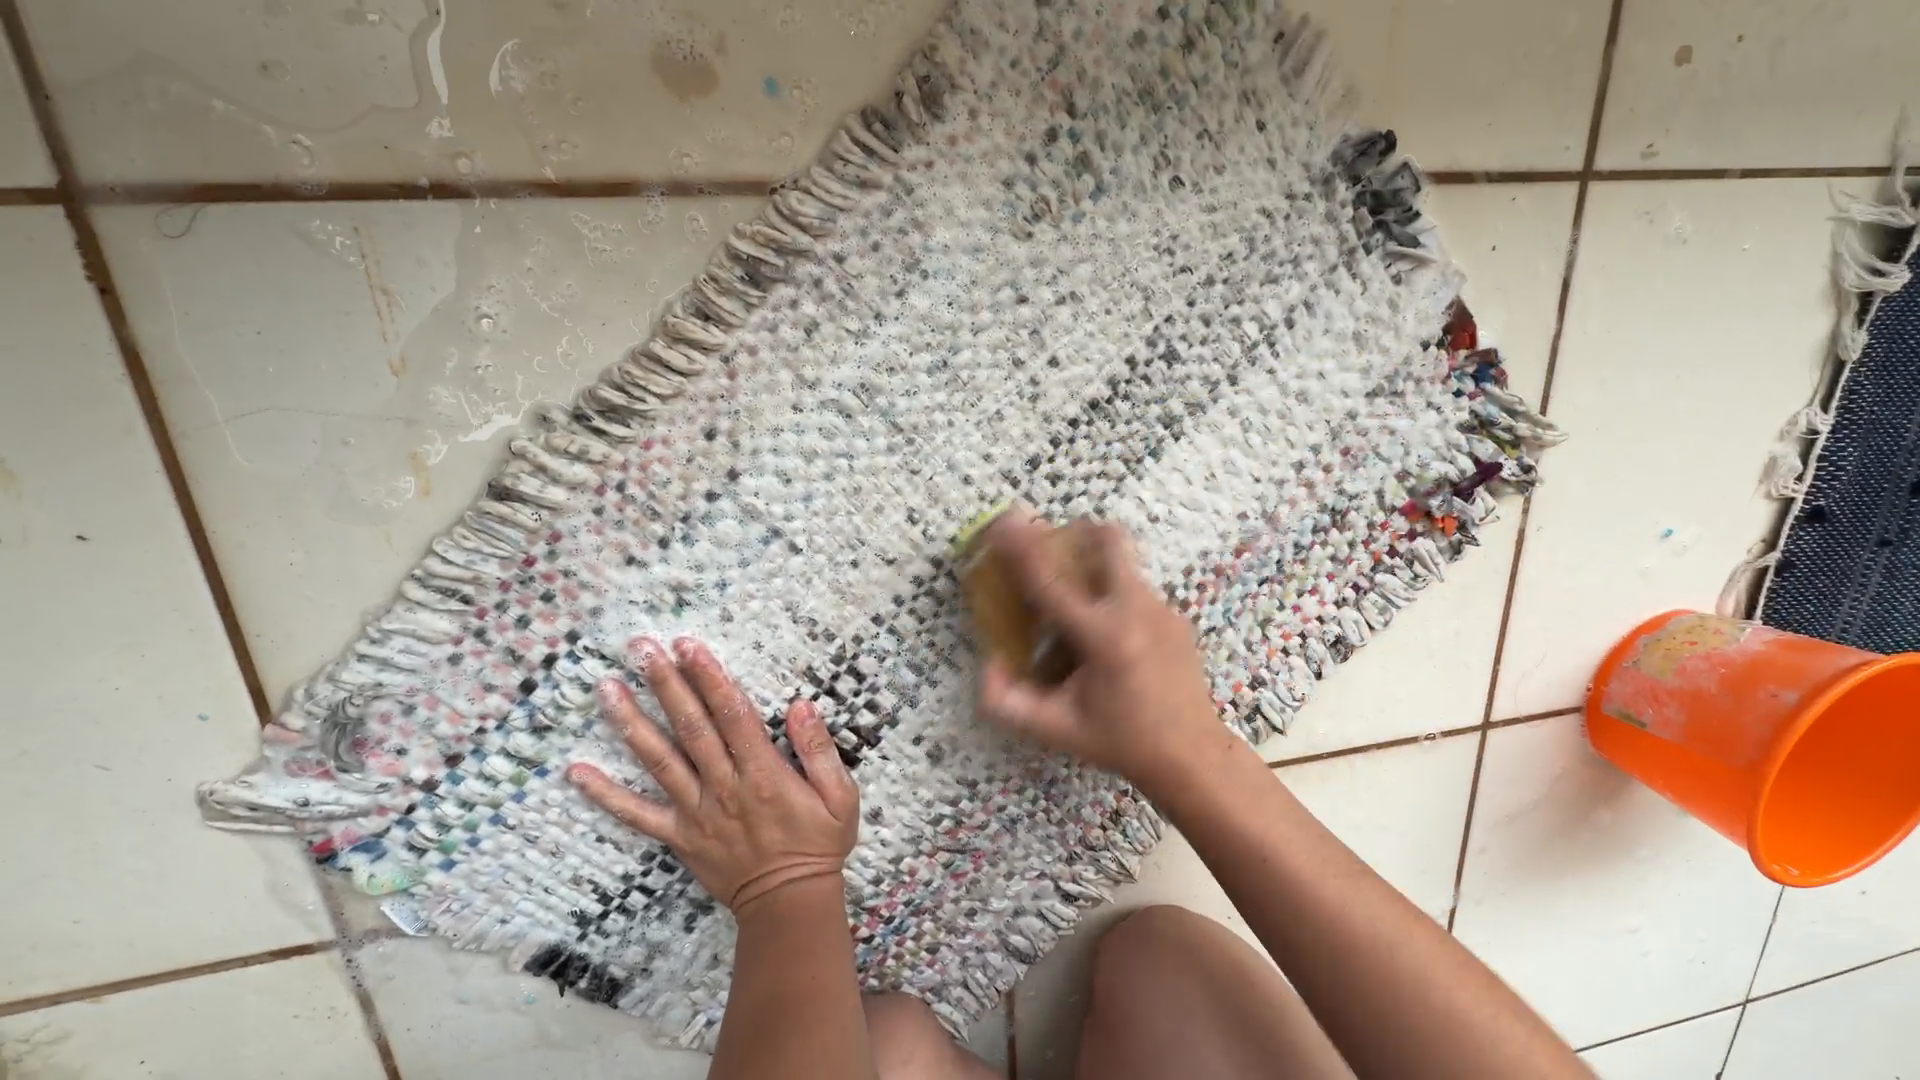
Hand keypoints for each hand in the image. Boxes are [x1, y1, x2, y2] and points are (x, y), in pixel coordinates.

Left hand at [567, 637, 859, 916]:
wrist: (789, 904)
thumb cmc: (819, 844)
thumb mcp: (841, 797)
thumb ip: (820, 750)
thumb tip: (800, 706)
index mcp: (764, 773)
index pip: (732, 714)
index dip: (709, 677)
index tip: (689, 646)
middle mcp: (724, 787)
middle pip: (691, 727)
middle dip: (666, 684)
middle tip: (642, 648)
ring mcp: (696, 812)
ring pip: (660, 760)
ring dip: (632, 722)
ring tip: (606, 688)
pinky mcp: (679, 836)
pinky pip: (637, 815)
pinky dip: (606, 794)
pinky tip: (578, 771)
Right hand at [976, 509, 1239, 796]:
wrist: (1192, 754)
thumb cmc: (1119, 741)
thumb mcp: (1053, 730)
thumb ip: (1007, 702)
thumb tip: (988, 662)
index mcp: (1104, 639)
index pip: (1053, 583)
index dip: (1023, 548)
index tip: (1004, 520)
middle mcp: (1137, 612)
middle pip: (1110, 540)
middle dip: (1077, 533)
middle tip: (1054, 551)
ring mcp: (1163, 609)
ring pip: (1122, 564)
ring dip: (1094, 571)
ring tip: (1078, 611)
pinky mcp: (1177, 616)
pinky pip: (1136, 590)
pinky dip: (1113, 599)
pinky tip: (1110, 641)